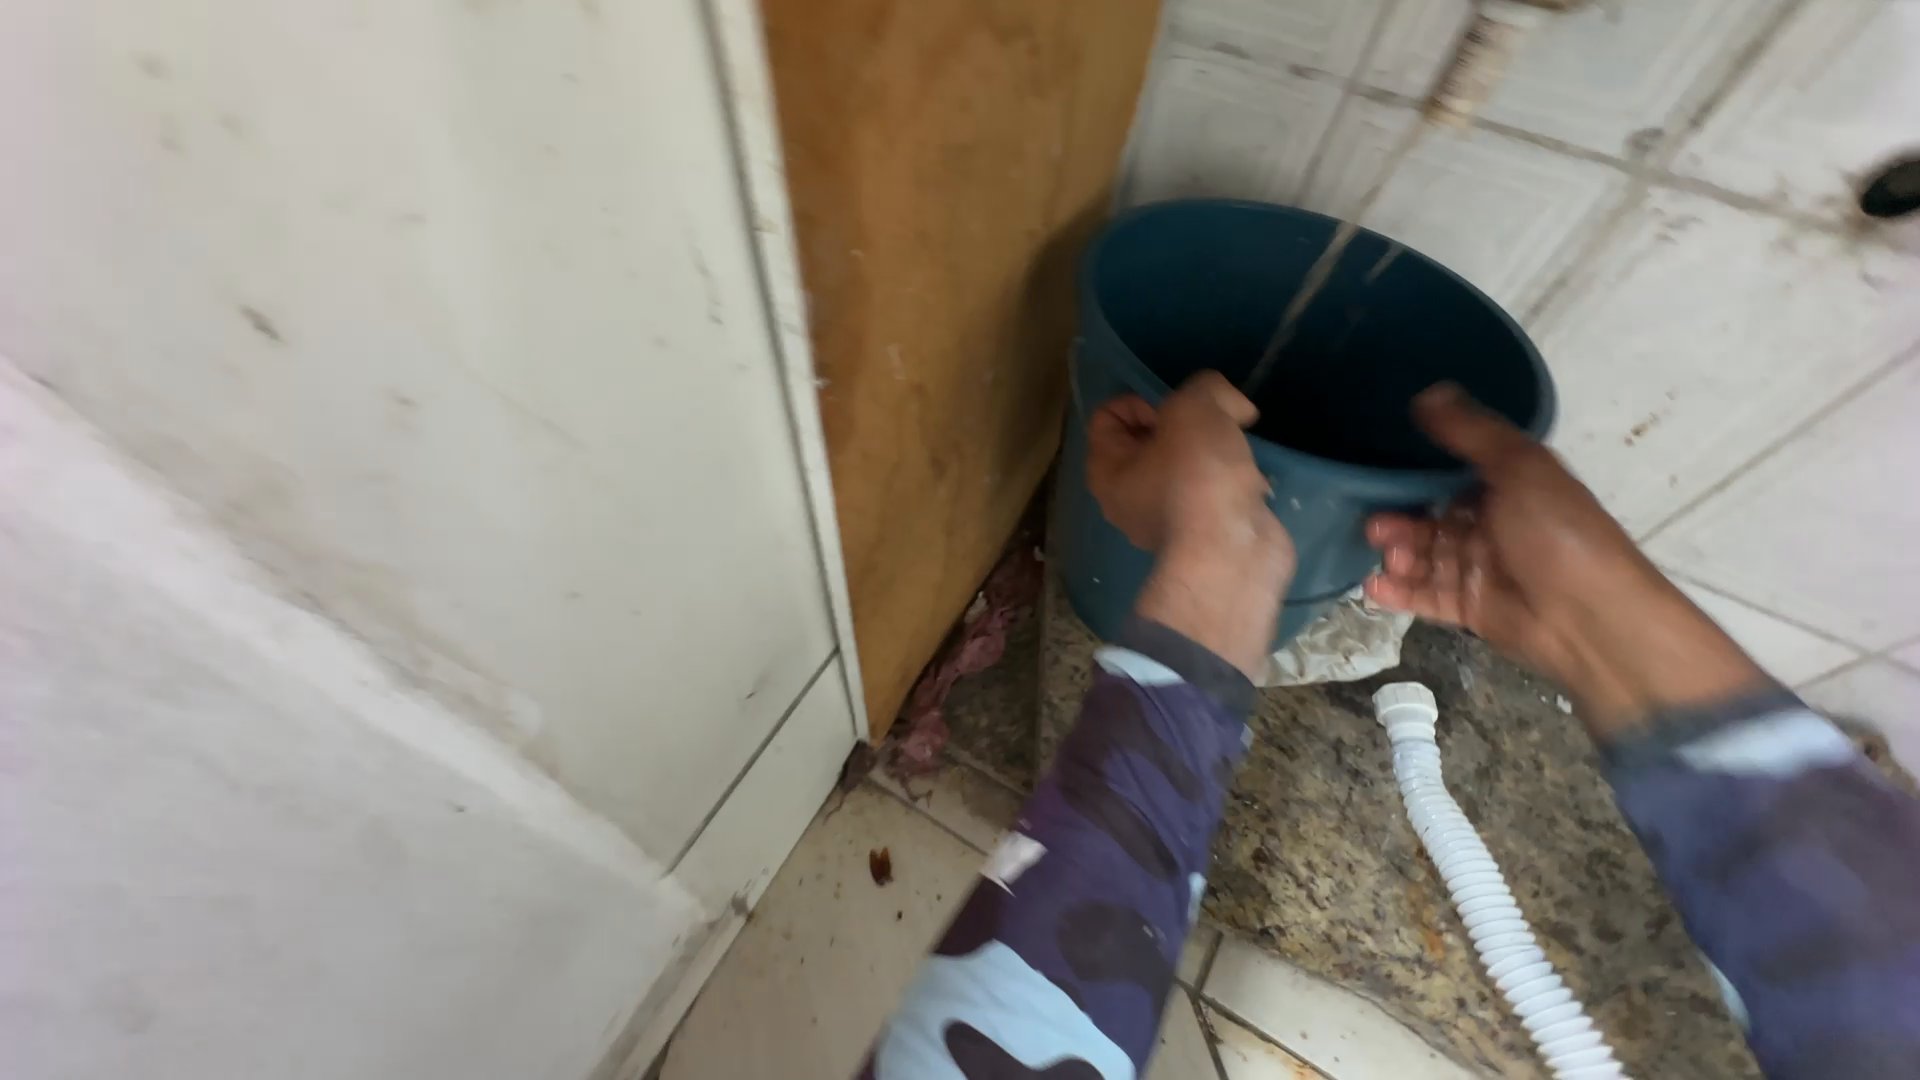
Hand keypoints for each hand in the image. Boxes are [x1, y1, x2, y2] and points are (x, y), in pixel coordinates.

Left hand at [1087, 372, 1294, 678]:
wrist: (1233, 553)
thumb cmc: (1197, 477)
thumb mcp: (1194, 408)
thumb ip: (1206, 388)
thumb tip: (1230, 407)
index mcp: (1105, 471)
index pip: (1107, 416)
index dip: (1141, 401)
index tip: (1173, 412)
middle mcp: (1126, 498)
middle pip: (1146, 439)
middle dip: (1182, 422)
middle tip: (1211, 425)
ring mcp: (1164, 519)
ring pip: (1182, 465)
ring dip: (1210, 449)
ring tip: (1234, 448)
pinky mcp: (1201, 533)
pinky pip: (1209, 491)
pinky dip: (1228, 479)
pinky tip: (1249, 479)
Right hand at [1363, 384, 1767, 738]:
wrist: (1590, 617)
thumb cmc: (1558, 534)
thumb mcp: (1521, 469)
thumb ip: (1472, 433)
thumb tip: (1428, 392)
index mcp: (1507, 491)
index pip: (1450, 478)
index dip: (1414, 475)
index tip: (1376, 469)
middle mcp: (1489, 527)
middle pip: (1427, 520)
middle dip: (1396, 521)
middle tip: (1374, 526)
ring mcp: (1476, 569)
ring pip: (1420, 557)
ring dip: (1396, 555)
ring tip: (1387, 558)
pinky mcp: (1466, 607)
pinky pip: (1422, 596)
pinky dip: (1396, 592)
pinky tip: (1374, 588)